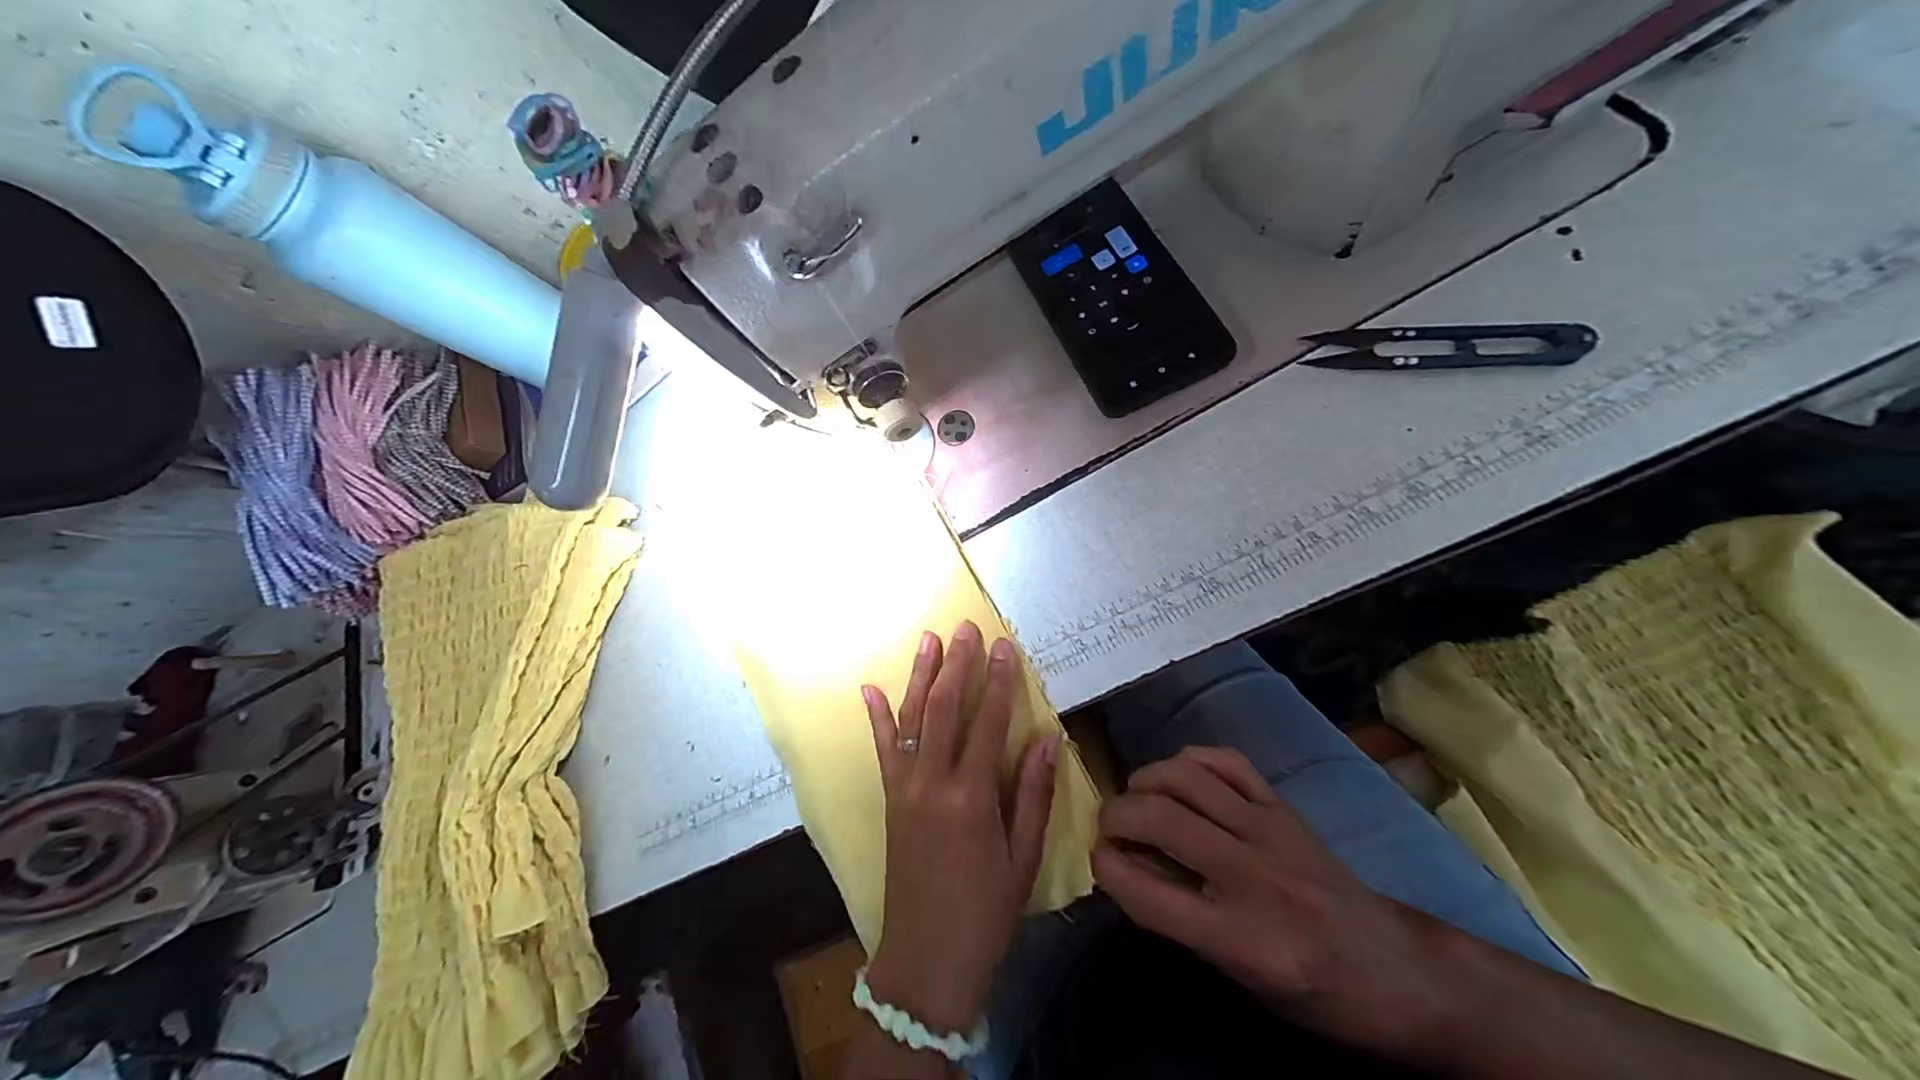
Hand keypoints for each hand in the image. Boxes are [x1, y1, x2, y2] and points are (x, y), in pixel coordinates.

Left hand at [860, 621, 1059, 1035]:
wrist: (926, 961)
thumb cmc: (986, 913)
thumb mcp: (1023, 859)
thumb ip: (1033, 795)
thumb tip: (1045, 738)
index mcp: (972, 797)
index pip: (989, 723)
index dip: (998, 681)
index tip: (1004, 645)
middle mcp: (932, 783)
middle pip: (944, 708)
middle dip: (956, 664)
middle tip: (965, 626)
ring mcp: (904, 790)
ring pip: (911, 720)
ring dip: (919, 677)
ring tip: (927, 640)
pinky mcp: (888, 802)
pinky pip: (882, 751)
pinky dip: (877, 718)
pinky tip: (871, 690)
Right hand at [1091, 746, 1452, 1055]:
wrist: (1398, 972)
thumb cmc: (1315, 993)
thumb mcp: (1239, 977)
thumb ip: (1177, 920)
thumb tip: (1124, 864)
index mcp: (1241, 940)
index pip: (1144, 890)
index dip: (1104, 866)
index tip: (1098, 860)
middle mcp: (1253, 877)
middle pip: (1156, 817)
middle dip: (1114, 815)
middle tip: (1109, 827)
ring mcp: (1271, 831)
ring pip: (1184, 777)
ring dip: (1144, 781)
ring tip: (1139, 799)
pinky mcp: (1284, 807)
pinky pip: (1225, 760)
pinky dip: (1189, 761)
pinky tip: (1179, 779)